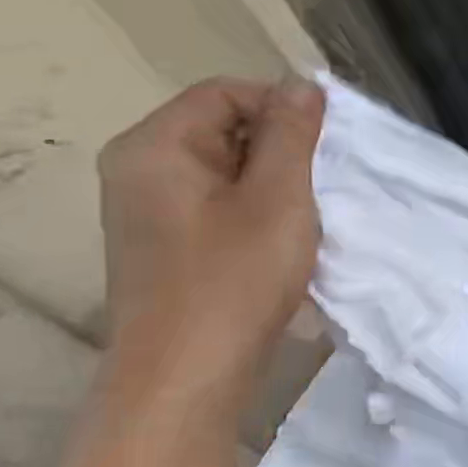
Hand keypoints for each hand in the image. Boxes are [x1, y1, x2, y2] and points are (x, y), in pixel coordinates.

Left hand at [98, 77, 324, 369]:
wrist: (186, 380)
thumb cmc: (233, 280)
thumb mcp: (278, 198)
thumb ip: (291, 134)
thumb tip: (301, 86)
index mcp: (155, 146)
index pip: (225, 92)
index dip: (281, 105)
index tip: (328, 140)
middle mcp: (139, 169)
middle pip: (222, 127)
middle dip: (280, 145)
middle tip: (324, 180)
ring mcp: (148, 210)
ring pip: (225, 169)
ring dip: (274, 180)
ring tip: (309, 212)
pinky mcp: (165, 245)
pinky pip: (217, 203)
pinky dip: (256, 209)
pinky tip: (284, 239)